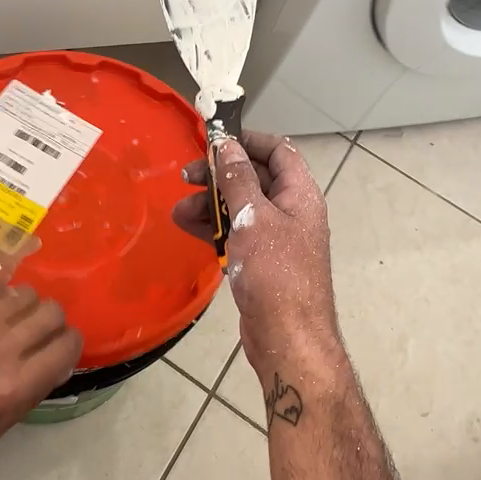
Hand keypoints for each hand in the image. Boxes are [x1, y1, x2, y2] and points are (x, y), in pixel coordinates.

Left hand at [0, 282, 80, 451]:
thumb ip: (30, 395)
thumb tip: (56, 364)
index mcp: (14, 388)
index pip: (68, 347)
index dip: (70, 344)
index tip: (60, 346)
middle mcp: (3, 350)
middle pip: (53, 313)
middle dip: (52, 322)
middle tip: (37, 331)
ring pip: (28, 293)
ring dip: (26, 306)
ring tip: (11, 318)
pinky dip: (0, 296)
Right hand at [172, 132, 335, 358]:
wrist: (287, 338)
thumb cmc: (275, 273)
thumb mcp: (254, 219)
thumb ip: (238, 179)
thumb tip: (227, 145)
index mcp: (300, 194)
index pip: (278, 151)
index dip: (248, 140)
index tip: (216, 140)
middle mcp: (291, 211)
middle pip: (254, 177)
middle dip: (220, 174)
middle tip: (187, 174)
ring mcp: (276, 237)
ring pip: (240, 206)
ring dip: (210, 203)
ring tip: (180, 208)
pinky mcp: (260, 260)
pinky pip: (236, 232)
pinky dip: (213, 227)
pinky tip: (186, 225)